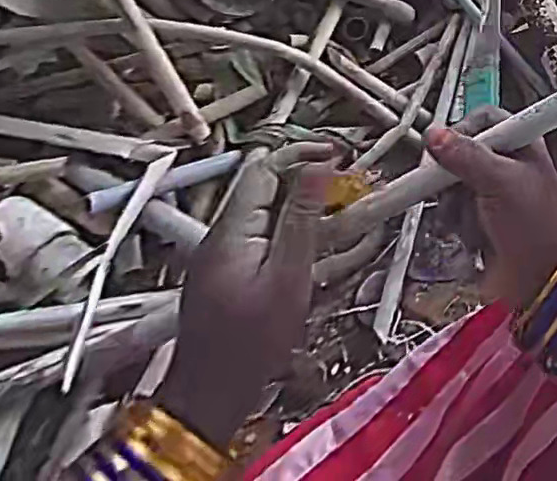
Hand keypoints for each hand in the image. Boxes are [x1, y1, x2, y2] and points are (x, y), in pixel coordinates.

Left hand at [159, 151, 334, 445]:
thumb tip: (317, 168)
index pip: (264, 169)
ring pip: (271, 212)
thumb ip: (302, 218)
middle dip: (309, 181)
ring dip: (307, 207)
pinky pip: (267, 236)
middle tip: (345, 184)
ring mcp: (225, 254)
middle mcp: (222, 236)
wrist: (210, 401)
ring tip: (343, 213)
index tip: (334, 154)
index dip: (301, 154)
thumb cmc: (248, 346)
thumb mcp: (288, 276)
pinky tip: (321, 245)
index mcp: (231, 232)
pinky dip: (296, 232)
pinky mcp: (233, 272)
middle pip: (268, 187)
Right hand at [426, 110, 556, 309]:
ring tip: (475, 219)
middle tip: (455, 188)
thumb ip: (467, 156)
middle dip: (453, 176)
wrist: (540, 281)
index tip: (445, 147)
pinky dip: (458, 223)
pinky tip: (476, 235)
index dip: (462, 130)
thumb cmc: (536, 227)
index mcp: (520, 143)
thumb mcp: (501, 182)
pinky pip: (452, 209)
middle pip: (460, 152)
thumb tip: (436, 135)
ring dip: (456, 205)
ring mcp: (490, 191)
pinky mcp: (479, 216)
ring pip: (451, 183)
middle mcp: (504, 163)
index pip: (483, 119)